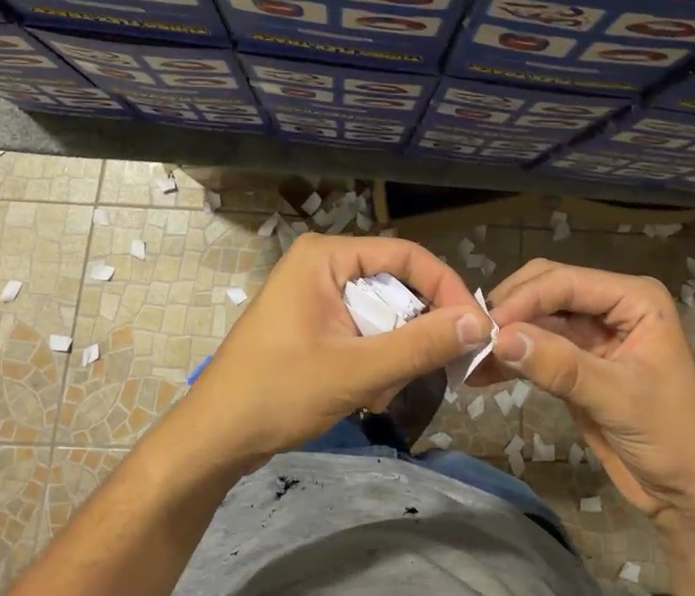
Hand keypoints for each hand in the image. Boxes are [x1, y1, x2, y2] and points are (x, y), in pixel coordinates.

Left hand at [179, 232, 488, 464]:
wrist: (214, 439)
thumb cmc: (279, 393)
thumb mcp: (356, 370)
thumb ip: (420, 344)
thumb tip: (480, 323)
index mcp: (326, 256)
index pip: (406, 255)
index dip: (446, 289)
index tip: (475, 329)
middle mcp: (322, 265)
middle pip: (396, 285)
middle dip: (415, 331)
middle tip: (433, 370)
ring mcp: (315, 295)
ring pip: (383, 313)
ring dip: (395, 354)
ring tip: (384, 393)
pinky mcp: (313, 324)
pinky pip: (363, 331)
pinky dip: (375, 361)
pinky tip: (368, 396)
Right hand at [476, 259, 694, 518]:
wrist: (689, 495)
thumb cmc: (672, 437)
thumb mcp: (618, 398)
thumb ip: (560, 365)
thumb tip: (500, 338)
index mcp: (635, 298)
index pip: (567, 282)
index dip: (524, 299)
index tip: (485, 325)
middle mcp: (612, 306)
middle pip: (548, 290)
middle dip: (512, 309)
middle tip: (473, 335)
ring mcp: (593, 334)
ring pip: (537, 318)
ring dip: (506, 335)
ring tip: (468, 355)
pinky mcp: (578, 363)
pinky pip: (537, 349)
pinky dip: (512, 359)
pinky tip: (481, 373)